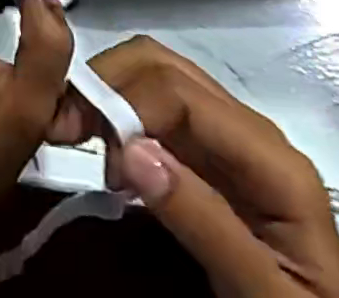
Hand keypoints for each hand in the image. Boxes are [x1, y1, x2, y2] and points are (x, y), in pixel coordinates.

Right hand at [49, 36, 338, 297]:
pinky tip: (102, 144)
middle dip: (107, 83)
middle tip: (65, 128)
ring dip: (107, 89)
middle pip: (163, 65)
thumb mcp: (262, 293)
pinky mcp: (206, 148)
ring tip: (77, 132)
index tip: (91, 155)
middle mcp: (249, 128)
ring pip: (153, 71)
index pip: (182, 93)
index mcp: (273, 159)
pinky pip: (153, 103)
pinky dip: (116, 108)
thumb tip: (131, 149)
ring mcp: (226, 134)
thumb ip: (204, 223)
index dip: (126, 107)